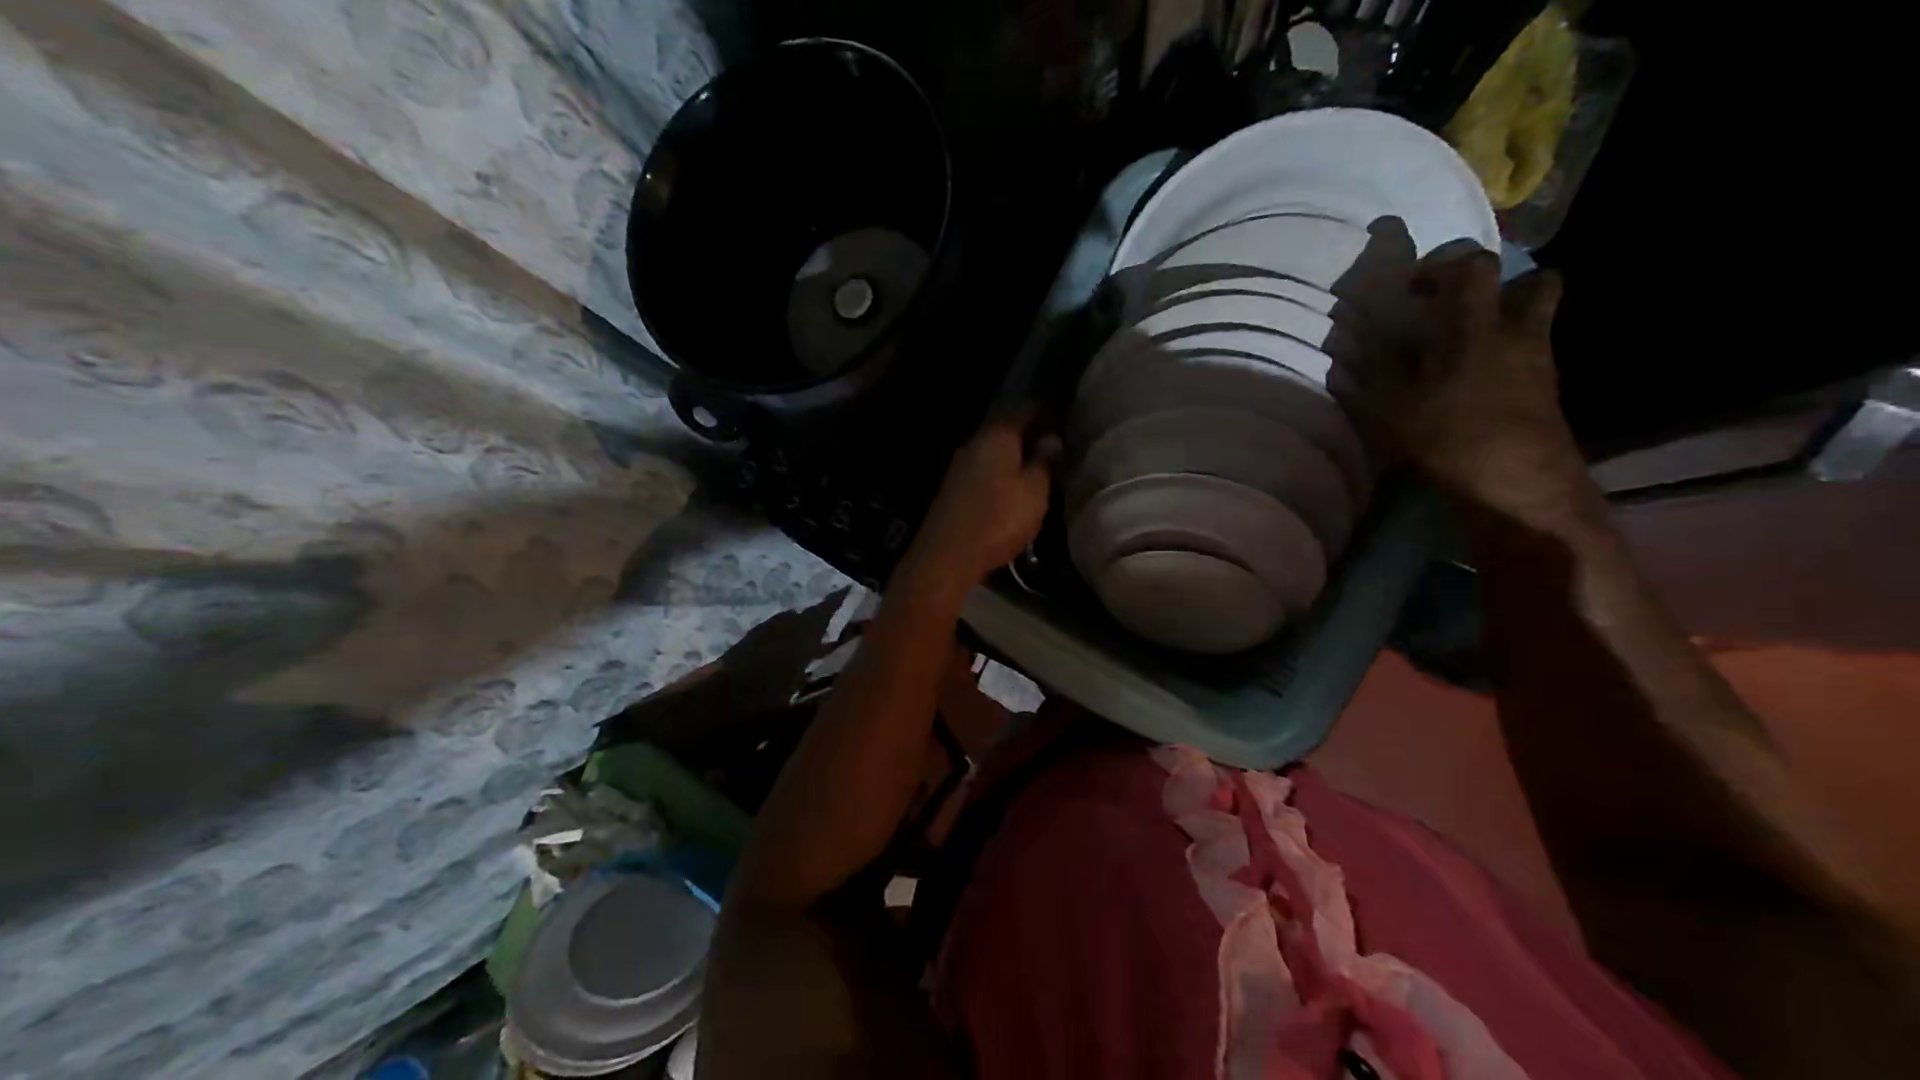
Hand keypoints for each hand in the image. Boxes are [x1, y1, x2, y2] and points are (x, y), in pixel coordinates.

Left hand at [905, 407, 1059, 587]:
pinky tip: (1012, 486)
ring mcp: (959, 466)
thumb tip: (1052, 440)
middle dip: (1029, 434)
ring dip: (1014, 455)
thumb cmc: (998, 520)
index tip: (1063, 419)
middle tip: (1054, 444)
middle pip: (1006, 429)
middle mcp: (974, 443)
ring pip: (993, 451)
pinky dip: (1000, 472)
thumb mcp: (1034, 492)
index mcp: (997, 435)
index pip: (1026, 410)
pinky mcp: (953, 489)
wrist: (947, 556)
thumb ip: (1044, 463)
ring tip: (1037, 466)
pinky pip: (983, 470)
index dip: (1046, 412)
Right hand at [1329, 249, 1591, 523]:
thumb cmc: (1452, 442)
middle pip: (1535, 281)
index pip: (1472, 267)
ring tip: (1466, 345)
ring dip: (1507, 319)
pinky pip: (1530, 354)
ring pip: (1537, 319)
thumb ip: (1374, 372)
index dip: (1442, 265)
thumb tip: (1349, 345)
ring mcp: (1539, 363)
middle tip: (1461, 307)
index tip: (1413, 286)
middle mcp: (1517, 335)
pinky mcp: (1546, 392)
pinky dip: (1506, 356)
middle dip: (1501, 284)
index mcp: (1476, 330)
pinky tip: (1474, 383)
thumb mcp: (1394, 410)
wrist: (1520, 491)